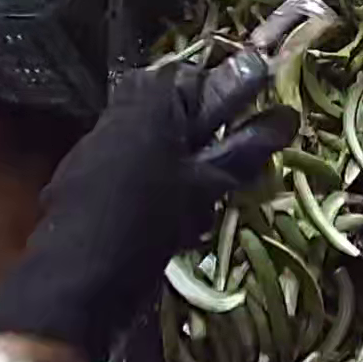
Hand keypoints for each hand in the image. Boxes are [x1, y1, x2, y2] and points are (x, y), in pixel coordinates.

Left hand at [0, 64, 296, 361]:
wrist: (71, 285)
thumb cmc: (148, 217)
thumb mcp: (210, 181)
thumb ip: (252, 143)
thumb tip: (291, 114)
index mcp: (154, 95)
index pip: (208, 76)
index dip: (236, 102)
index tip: (253, 131)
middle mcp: (124, 107)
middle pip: (187, 111)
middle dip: (212, 138)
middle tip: (229, 170)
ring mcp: (101, 141)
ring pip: (166, 140)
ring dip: (190, 164)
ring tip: (204, 201)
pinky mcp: (88, 174)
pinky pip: (141, 164)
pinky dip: (163, 181)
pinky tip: (174, 219)